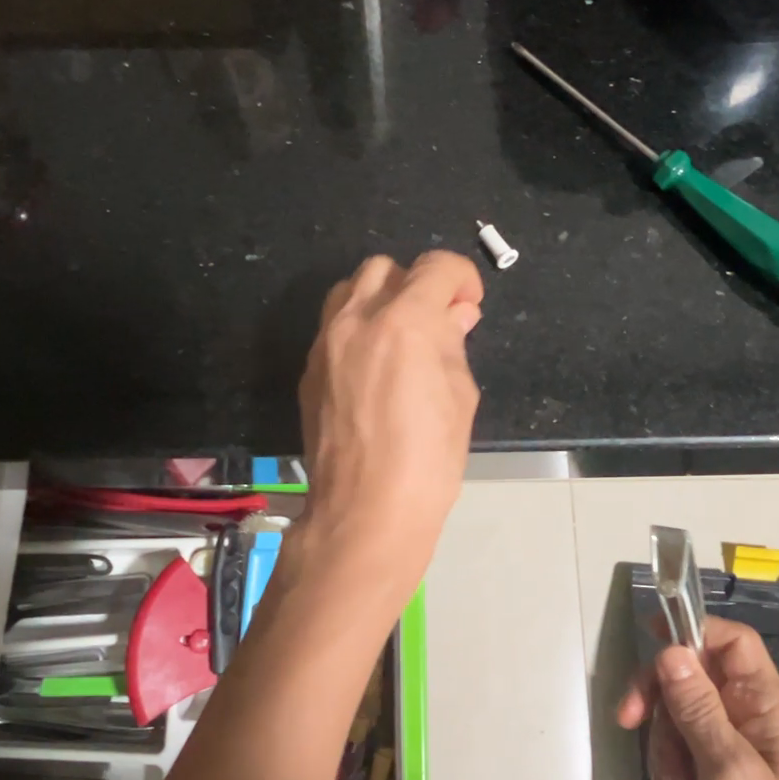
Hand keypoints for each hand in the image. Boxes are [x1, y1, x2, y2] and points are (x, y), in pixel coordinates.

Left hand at [288, 252, 483, 605]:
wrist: (365, 512)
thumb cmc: (428, 461)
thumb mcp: (460, 397)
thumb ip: (453, 344)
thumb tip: (455, 315)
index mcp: (405, 320)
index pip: (436, 267)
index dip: (462, 278)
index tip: (469, 305)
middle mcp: (358, 319)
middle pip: (386, 268)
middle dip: (418, 284)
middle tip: (437, 322)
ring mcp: (326, 343)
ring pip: (351, 289)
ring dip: (381, 299)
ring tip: (401, 337)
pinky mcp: (309, 370)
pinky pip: (333, 326)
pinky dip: (358, 328)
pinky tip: (374, 366)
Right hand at [617, 618, 778, 779]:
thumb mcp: (730, 772)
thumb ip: (698, 709)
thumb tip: (671, 649)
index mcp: (767, 706)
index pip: (732, 643)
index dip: (693, 631)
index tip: (649, 638)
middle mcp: (751, 721)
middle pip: (691, 681)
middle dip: (662, 707)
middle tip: (630, 721)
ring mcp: (734, 753)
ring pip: (678, 722)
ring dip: (668, 756)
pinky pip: (679, 760)